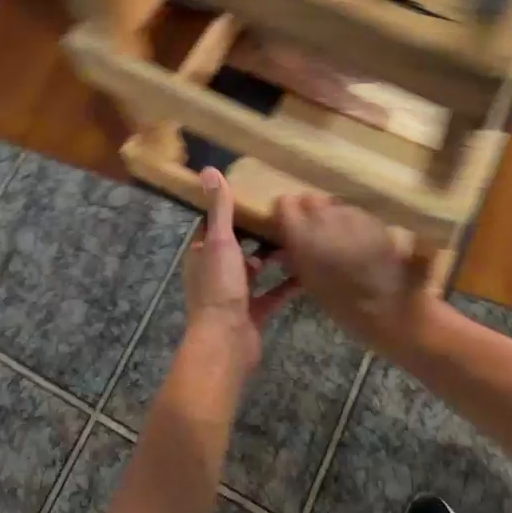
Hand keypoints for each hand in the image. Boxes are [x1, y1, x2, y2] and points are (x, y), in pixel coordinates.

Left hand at [184, 168, 295, 367]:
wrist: (226, 343)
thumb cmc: (219, 287)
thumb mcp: (220, 241)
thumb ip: (220, 208)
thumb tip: (208, 170)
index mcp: (202, 255)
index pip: (216, 225)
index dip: (233, 210)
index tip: (256, 193)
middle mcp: (216, 273)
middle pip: (238, 247)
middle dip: (258, 233)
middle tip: (285, 213)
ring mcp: (235, 296)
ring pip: (257, 270)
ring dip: (274, 256)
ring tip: (299, 236)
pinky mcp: (254, 313)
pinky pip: (274, 293)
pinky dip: (289, 283)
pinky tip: (309, 270)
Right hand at [274, 194, 432, 353]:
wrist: (389, 306)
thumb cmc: (343, 304)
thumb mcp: (310, 283)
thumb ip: (296, 258)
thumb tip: (285, 249)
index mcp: (303, 235)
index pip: (286, 203)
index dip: (287, 213)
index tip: (289, 223)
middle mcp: (325, 217)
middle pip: (311, 199)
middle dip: (310, 212)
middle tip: (314, 232)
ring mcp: (351, 214)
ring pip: (334, 204)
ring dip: (332, 216)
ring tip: (338, 238)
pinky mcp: (372, 217)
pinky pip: (354, 213)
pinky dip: (351, 222)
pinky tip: (356, 240)